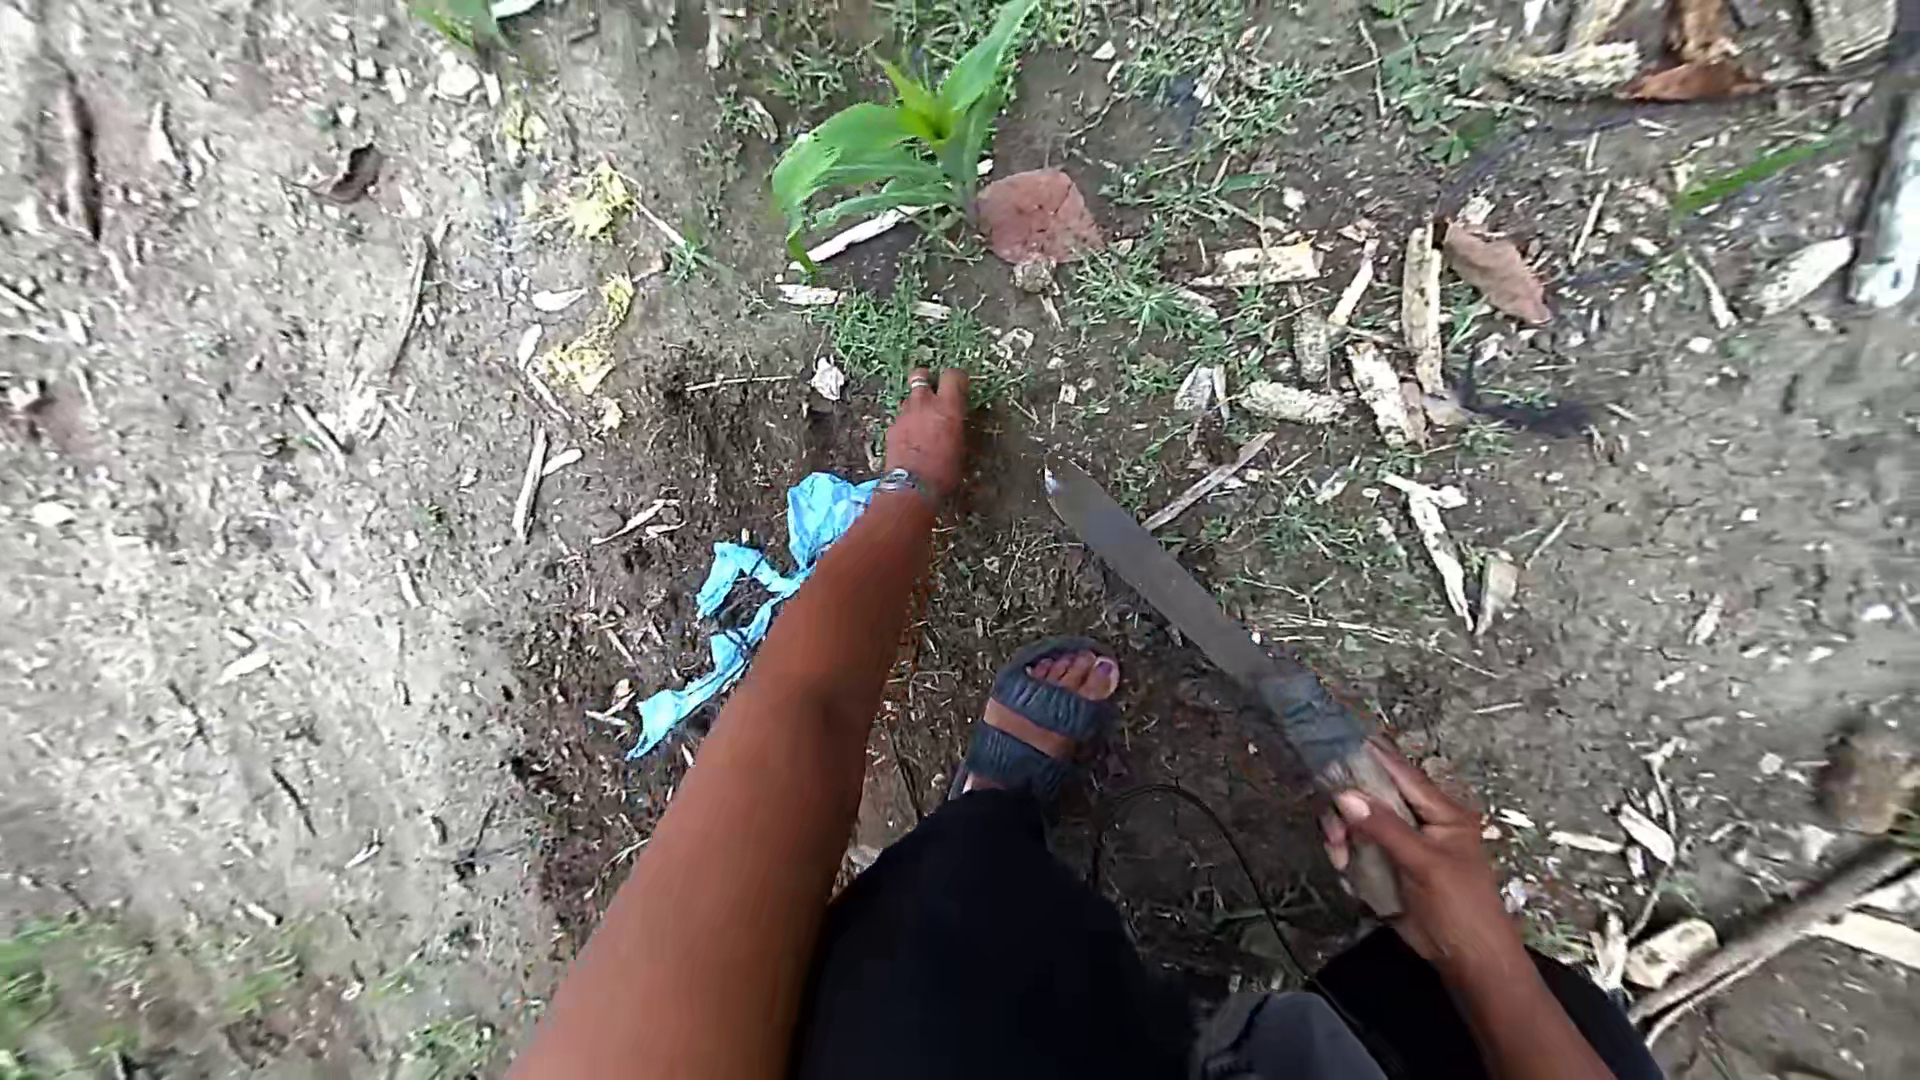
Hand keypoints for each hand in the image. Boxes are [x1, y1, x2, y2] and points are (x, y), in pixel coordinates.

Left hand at [883, 367, 968, 498]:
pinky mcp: (891, 427)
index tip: (960, 385)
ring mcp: (904, 414)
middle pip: (921, 375)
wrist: (911, 487)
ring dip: (916, 404)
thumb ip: (956, 426)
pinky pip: (900, 417)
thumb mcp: (960, 448)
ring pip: (909, 398)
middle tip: (933, 391)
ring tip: (921, 421)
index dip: (957, 378)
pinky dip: (906, 422)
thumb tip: (954, 423)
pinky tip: (910, 439)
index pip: (953, 375)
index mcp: (947, 407)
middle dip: (926, 379)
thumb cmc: (944, 472)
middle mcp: (924, 404)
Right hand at [1321, 738, 1522, 980]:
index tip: (1331, 742)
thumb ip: (1385, 827)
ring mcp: (1395, 837)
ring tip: (1338, 854)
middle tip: (1334, 829)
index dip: (1367, 755)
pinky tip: (1343, 867)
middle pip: (1366, 792)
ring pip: (1351, 815)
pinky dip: (1340, 850)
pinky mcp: (1380, 857)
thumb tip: (1343, 794)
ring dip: (1339, 832)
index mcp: (1438, 810)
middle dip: (1344, 807)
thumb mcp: (1426, 865)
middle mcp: (1414, 817)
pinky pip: (1349, 840)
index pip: (1398, 771)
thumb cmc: (1462, 910)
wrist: (1469, 965)